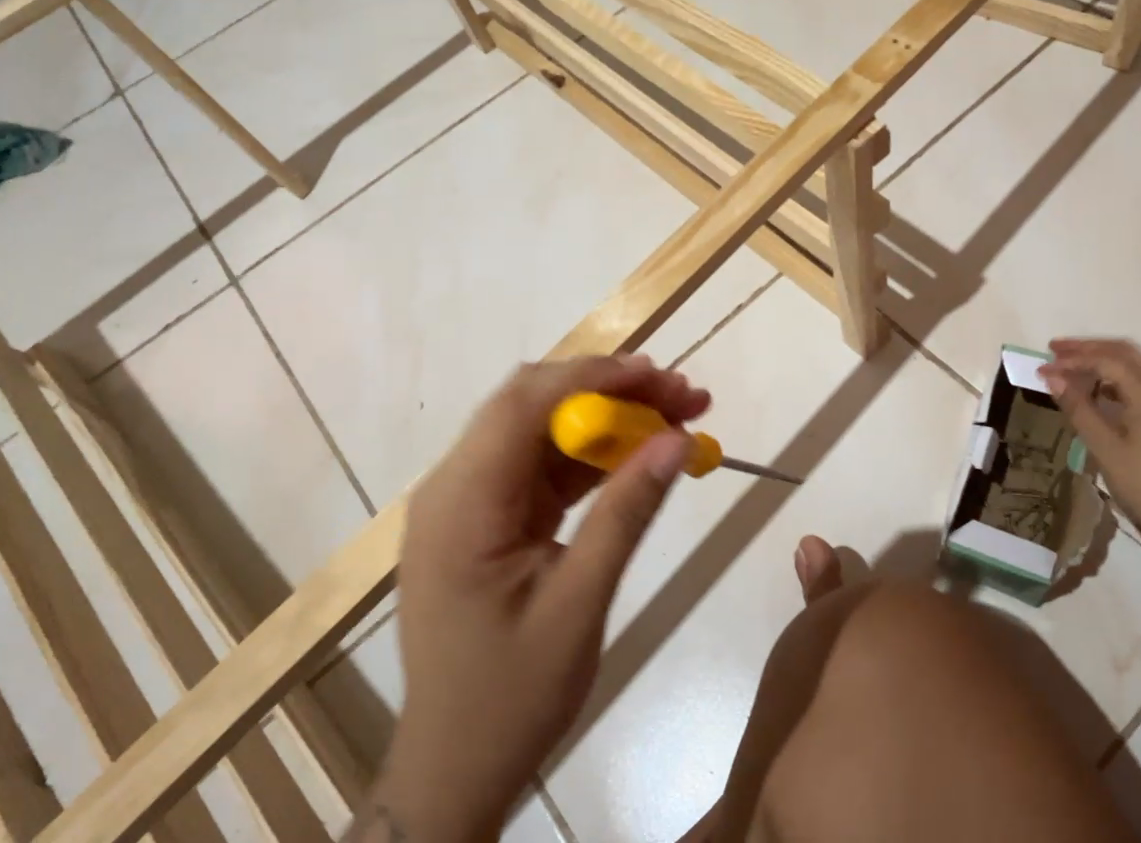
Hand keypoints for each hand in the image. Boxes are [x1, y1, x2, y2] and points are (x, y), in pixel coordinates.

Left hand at [374, 355, 708, 841]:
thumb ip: (627, 513)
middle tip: (685, 397)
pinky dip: (593, 458)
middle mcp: (455, 488)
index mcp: (461, 504)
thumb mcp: (580, 603)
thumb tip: (678, 439)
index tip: (664, 377)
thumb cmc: (513, 694)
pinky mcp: (488, 522)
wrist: (456, 764)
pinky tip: (642, 458)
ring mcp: (469, 504)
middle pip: (533, 407)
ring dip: (608, 420)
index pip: (525, 404)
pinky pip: (543, 470)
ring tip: (679, 418)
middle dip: (611, 391)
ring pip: (543, 433)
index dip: (596, 376)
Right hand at [1038, 338, 1140, 564]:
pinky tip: (1100, 395)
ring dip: (1103, 363)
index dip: (1071, 360)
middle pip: (1124, 353)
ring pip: (1137, 368)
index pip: (1106, 359)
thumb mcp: (1106, 449)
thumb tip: (1054, 378)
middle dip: (1088, 349)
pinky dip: (1118, 381)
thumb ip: (1080, 409)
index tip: (1041, 368)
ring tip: (1071, 369)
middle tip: (1054, 351)